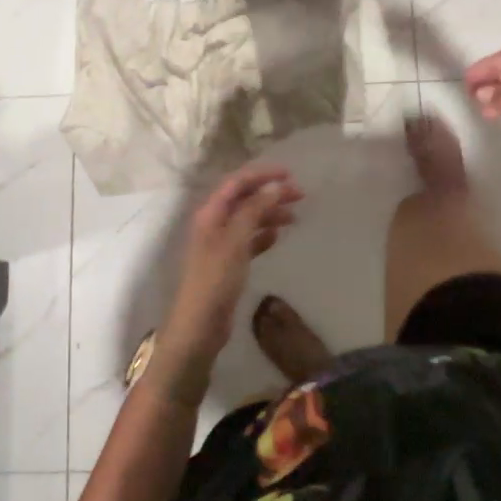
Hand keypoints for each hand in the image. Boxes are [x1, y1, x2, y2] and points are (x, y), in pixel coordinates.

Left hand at [159, 163, 302, 371]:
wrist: (200, 325)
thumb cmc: (215, 279)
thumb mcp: (236, 241)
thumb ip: (254, 210)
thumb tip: (275, 186)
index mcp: (210, 213)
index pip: (237, 182)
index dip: (262, 175)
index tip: (290, 175)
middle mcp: (214, 223)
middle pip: (244, 199)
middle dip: (270, 193)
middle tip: (300, 195)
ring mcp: (220, 244)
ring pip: (248, 219)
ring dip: (269, 214)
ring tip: (294, 217)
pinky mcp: (228, 264)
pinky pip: (248, 241)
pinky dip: (263, 235)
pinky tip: (278, 237)